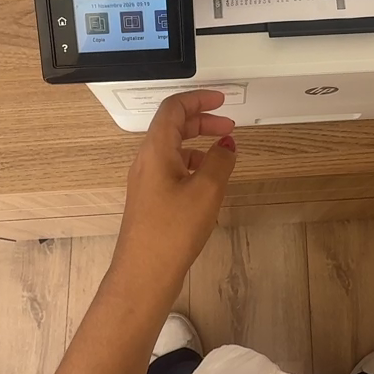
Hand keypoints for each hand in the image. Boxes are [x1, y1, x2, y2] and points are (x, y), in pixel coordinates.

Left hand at [110, 90, 237, 289]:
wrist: (143, 275)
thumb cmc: (173, 230)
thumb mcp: (206, 191)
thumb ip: (220, 161)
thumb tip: (227, 144)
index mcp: (156, 149)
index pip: (174, 108)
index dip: (199, 99)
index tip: (222, 100)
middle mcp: (146, 160)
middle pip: (173, 125)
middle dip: (202, 120)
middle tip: (229, 126)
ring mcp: (146, 181)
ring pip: (172, 147)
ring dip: (198, 142)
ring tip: (223, 153)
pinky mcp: (149, 199)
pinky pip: (171, 167)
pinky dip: (192, 163)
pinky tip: (208, 179)